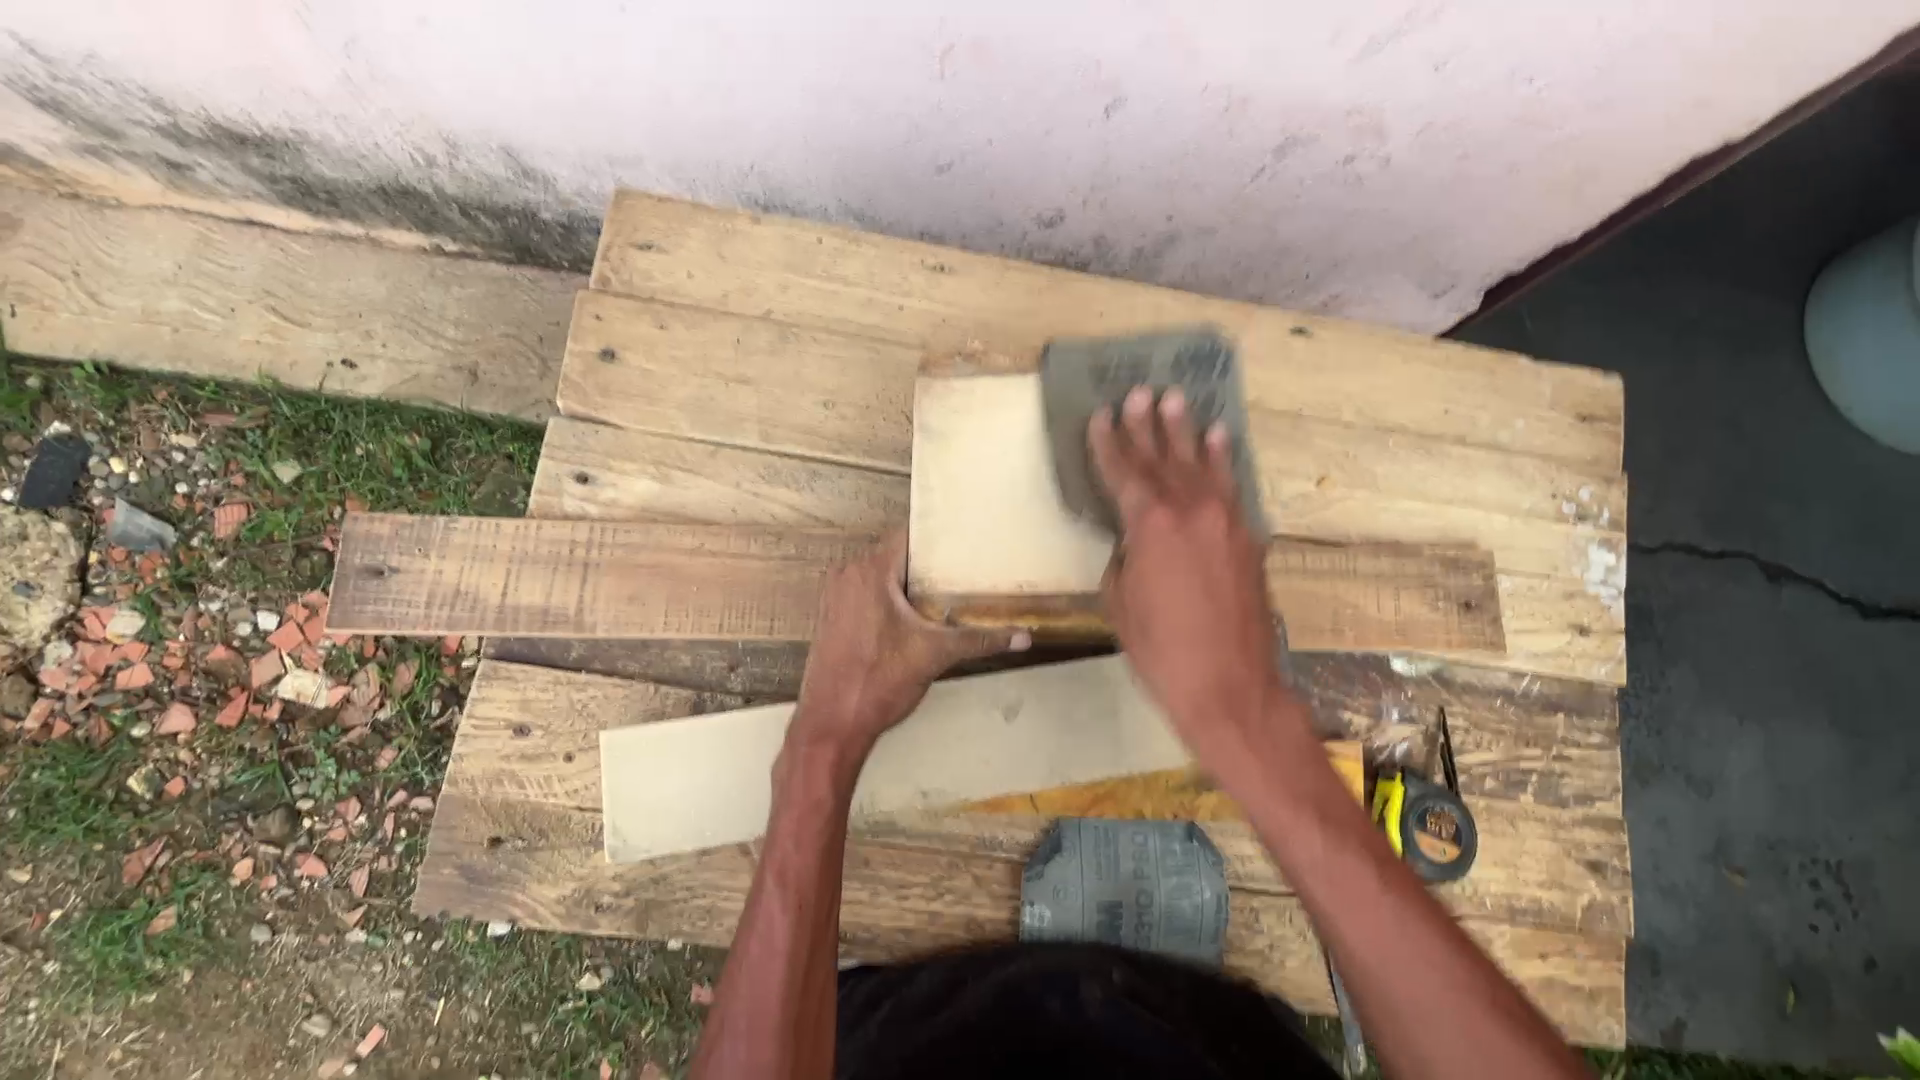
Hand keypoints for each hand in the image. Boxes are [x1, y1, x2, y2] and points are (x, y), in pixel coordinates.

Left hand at [789, 531, 1028, 757]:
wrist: (831, 723)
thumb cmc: (877, 683)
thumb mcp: (935, 656)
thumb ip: (980, 640)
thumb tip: (1023, 637)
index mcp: (870, 572)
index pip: (907, 534)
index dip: (935, 535)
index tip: (961, 539)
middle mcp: (847, 575)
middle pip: (893, 555)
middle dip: (925, 562)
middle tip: (959, 569)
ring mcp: (834, 596)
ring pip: (877, 575)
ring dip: (904, 582)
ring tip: (940, 592)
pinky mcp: (829, 617)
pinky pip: (862, 593)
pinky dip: (885, 598)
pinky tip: (909, 618)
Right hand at [1089, 386, 1298, 764]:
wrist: (1230, 686)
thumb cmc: (1161, 651)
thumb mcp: (1121, 603)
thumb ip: (1123, 559)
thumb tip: (1132, 542)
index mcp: (1150, 525)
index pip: (1123, 471)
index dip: (1109, 442)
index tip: (1102, 415)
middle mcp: (1191, 510)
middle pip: (1163, 458)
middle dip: (1148, 425)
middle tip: (1140, 392)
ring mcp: (1226, 521)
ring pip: (1202, 465)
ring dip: (1187, 432)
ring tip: (1177, 400)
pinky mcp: (1248, 539)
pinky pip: (1231, 488)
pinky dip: (1224, 462)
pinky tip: (1220, 440)